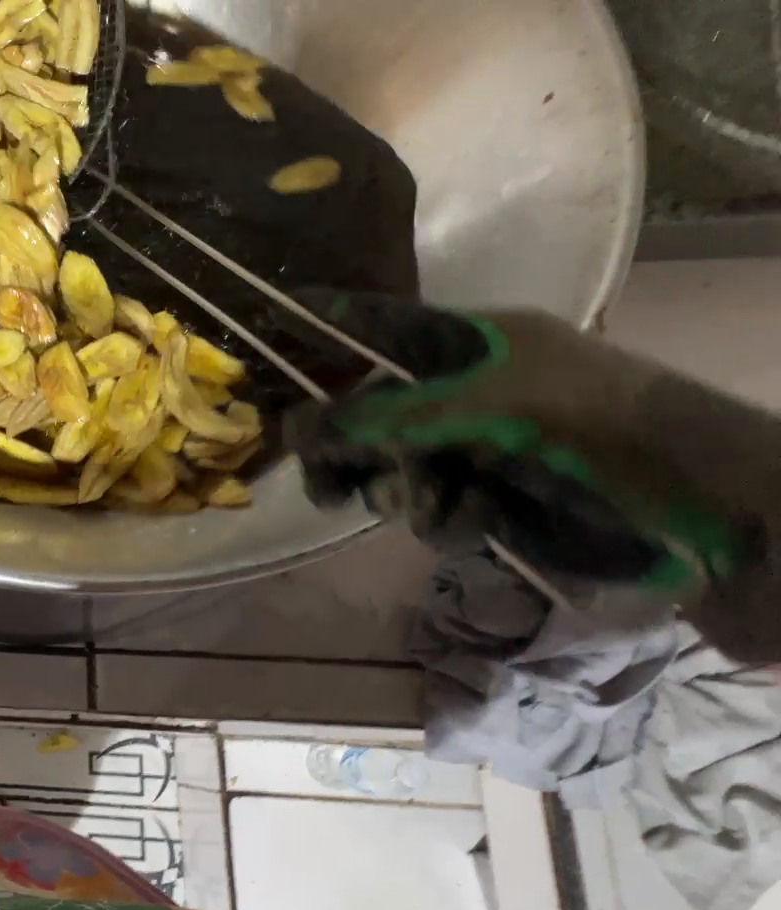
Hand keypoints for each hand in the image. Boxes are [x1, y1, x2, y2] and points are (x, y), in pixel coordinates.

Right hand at [285, 292, 780, 660]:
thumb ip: (382, 417)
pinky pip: (427, 512)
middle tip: (324, 483)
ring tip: (426, 501)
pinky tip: (477, 519)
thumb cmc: (599, 431)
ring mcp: (472, 451)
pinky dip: (444, 520)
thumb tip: (290, 426)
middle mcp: (462, 395)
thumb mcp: (485, 410)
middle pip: (364, 414)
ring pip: (386, 471)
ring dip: (397, 492)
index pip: (381, 326)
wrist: (706, 512)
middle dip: (342, 449)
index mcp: (474, 347)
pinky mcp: (486, 503)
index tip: (272, 322)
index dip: (328, 324)